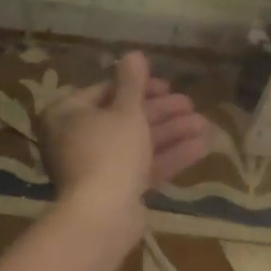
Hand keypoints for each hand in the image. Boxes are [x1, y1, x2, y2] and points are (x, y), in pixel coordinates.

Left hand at [40, 51, 208, 216]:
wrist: (102, 216)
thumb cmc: (109, 151)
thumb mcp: (125, 111)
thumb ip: (132, 83)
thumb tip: (133, 54)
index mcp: (66, 114)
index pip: (105, 92)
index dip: (139, 87)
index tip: (168, 86)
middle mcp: (75, 138)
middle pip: (123, 118)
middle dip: (161, 113)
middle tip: (191, 105)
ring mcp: (94, 167)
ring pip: (135, 144)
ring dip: (169, 133)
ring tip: (203, 125)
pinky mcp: (113, 191)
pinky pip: (140, 167)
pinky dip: (166, 157)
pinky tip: (199, 148)